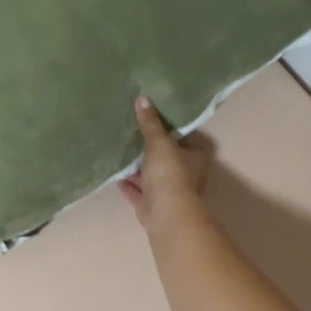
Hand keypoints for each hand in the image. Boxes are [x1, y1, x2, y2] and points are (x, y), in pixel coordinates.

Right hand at [119, 96, 212, 232]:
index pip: (183, 138)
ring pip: (150, 174)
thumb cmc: (169, 173)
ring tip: (119, 152)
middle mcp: (185, 173)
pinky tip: (115, 174)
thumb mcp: (158, 142)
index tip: (152, 121)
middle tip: (131, 134)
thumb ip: (149, 122)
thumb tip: (142, 97)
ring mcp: (169, 190)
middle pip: (166, 157)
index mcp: (195, 156)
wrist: (166, 212)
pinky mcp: (152, 204)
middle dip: (149, 149)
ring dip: (137, 167)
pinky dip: (128, 183)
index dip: (169, 130)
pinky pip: (138, 190)